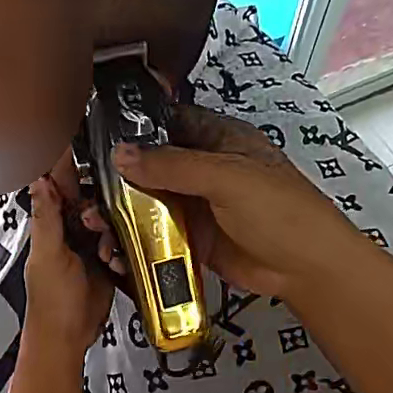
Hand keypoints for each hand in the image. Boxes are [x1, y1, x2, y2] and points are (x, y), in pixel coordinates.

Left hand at [23, 176, 114, 355]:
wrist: (69, 337)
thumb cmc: (51, 303)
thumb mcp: (48, 256)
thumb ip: (47, 217)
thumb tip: (40, 180)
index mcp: (50, 226)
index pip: (58, 186)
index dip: (70, 168)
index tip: (84, 150)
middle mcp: (70, 233)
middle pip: (92, 201)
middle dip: (101, 207)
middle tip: (98, 224)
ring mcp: (90, 248)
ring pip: (110, 221)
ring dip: (113, 234)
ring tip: (106, 252)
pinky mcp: (108, 263)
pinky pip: (122, 244)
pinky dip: (122, 252)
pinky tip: (115, 264)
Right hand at [110, 106, 361, 301]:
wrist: (305, 268)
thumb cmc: (280, 211)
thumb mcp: (227, 178)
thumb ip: (173, 164)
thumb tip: (121, 154)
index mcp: (219, 140)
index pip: (170, 123)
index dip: (136, 130)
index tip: (97, 141)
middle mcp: (206, 170)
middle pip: (153, 168)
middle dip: (120, 181)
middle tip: (88, 196)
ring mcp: (199, 206)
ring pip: (151, 205)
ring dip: (123, 216)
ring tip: (98, 228)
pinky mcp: (196, 239)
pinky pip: (159, 237)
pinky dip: (136, 243)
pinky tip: (115, 252)